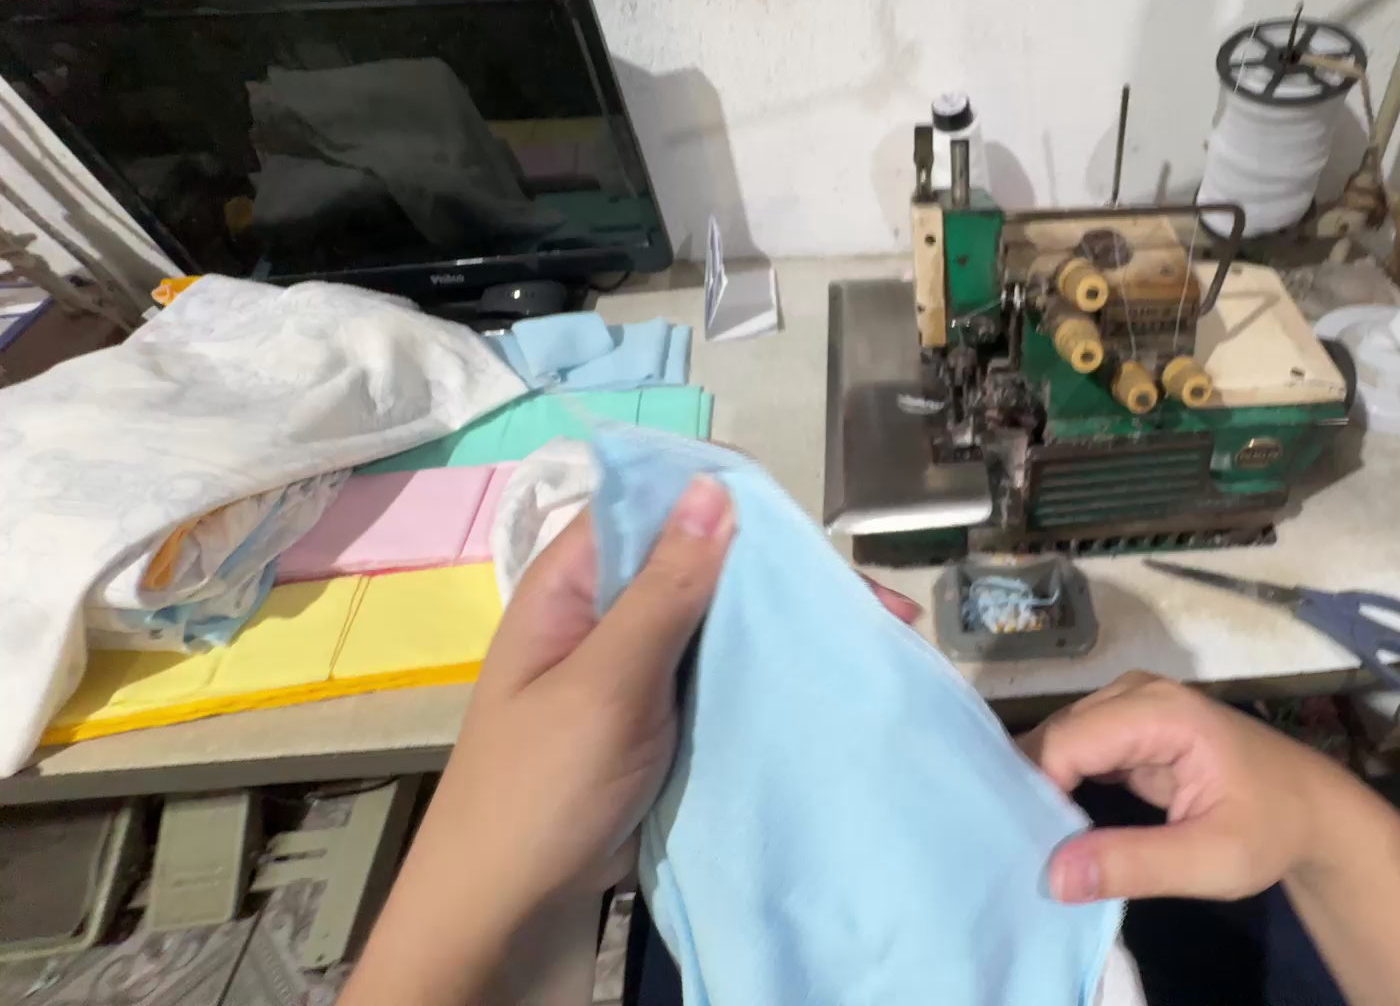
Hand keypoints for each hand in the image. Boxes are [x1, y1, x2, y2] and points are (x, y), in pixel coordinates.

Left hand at [345, 474, 922, 1005]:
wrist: (515, 915)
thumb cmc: (541, 790)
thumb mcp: (604, 683)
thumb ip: (663, 590)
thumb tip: (715, 488)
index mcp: (579, 580)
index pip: (655, 503)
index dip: (725, 497)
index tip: (797, 522)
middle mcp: (617, 603)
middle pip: (707, 554)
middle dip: (783, 565)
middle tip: (869, 593)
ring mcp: (651, 653)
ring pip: (728, 606)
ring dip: (792, 609)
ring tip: (879, 623)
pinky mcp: (678, 696)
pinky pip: (732, 654)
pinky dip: (780, 651)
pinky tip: (834, 655)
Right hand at [1021, 672, 1366, 903]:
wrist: (1310, 805)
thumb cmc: (1271, 827)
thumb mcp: (1215, 860)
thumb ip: (1137, 864)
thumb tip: (1053, 876)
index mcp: (1158, 711)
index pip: (1069, 741)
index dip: (1035, 789)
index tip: (1016, 845)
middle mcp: (1134, 693)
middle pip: (1057, 734)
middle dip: (1029, 787)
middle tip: (1009, 847)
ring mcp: (1129, 704)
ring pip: (1060, 739)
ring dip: (1039, 786)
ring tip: (1020, 838)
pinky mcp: (1126, 724)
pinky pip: (1076, 748)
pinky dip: (1058, 782)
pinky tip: (1047, 822)